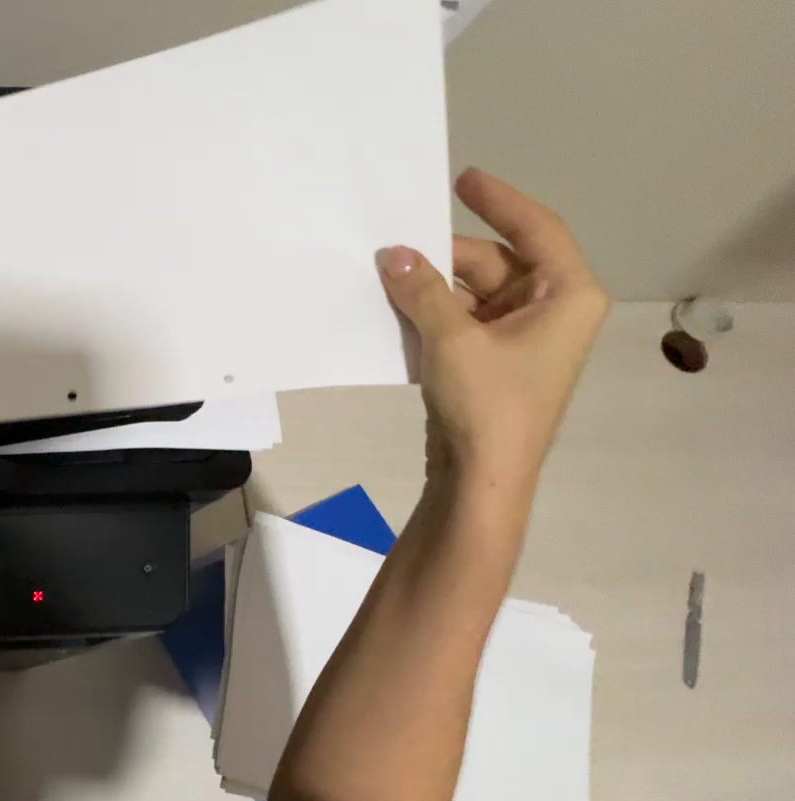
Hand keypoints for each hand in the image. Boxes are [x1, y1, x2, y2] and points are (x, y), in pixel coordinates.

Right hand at [378, 168, 610, 488]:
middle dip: (444, 258)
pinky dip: (425, 315)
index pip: (536, 231)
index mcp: (566, 295)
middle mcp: (548, 309)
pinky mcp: (485, 362)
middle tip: (392, 249)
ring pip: (467, 295)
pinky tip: (391, 311)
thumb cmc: (488, 403)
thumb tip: (391, 255)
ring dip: (427, 289)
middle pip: (493, 265)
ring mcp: (515, 338)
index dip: (499, 202)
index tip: (461, 180)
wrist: (482, 473)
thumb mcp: (453, 341)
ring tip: (382, 278)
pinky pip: (455, 323)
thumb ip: (422, 293)